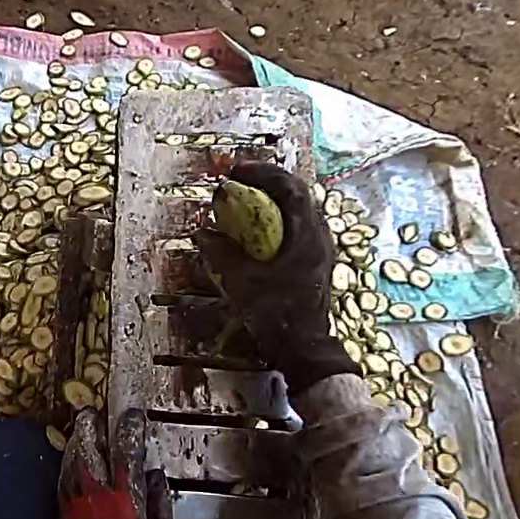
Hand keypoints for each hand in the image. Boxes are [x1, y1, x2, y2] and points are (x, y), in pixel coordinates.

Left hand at [47, 408, 174, 518]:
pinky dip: (67, 466)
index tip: (133, 416)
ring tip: (81, 427)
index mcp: (124, 504)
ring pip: (72, 465)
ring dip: (76, 443)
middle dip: (91, 429)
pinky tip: (70, 459)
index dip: (129, 432)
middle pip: (89, 453)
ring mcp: (76, 507)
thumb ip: (159, 509)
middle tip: (92, 412)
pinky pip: (63, 483)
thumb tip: (156, 478)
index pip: (125, 457)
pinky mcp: (64, 518)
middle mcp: (95, 499)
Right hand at [191, 162, 357, 393]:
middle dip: (265, 183)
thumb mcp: (241, 282)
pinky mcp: (312, 261)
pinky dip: (272, 219)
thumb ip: (221, 254)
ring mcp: (318, 248)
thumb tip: (201, 233)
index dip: (262, 174)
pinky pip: (293, 227)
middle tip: (236, 181)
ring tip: (242, 200)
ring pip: (296, 210)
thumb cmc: (276, 314)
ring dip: (269, 200)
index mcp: (306, 235)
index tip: (234, 171)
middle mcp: (318, 236)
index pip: (289, 189)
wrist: (303, 347)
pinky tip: (252, 229)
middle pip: (296, 194)